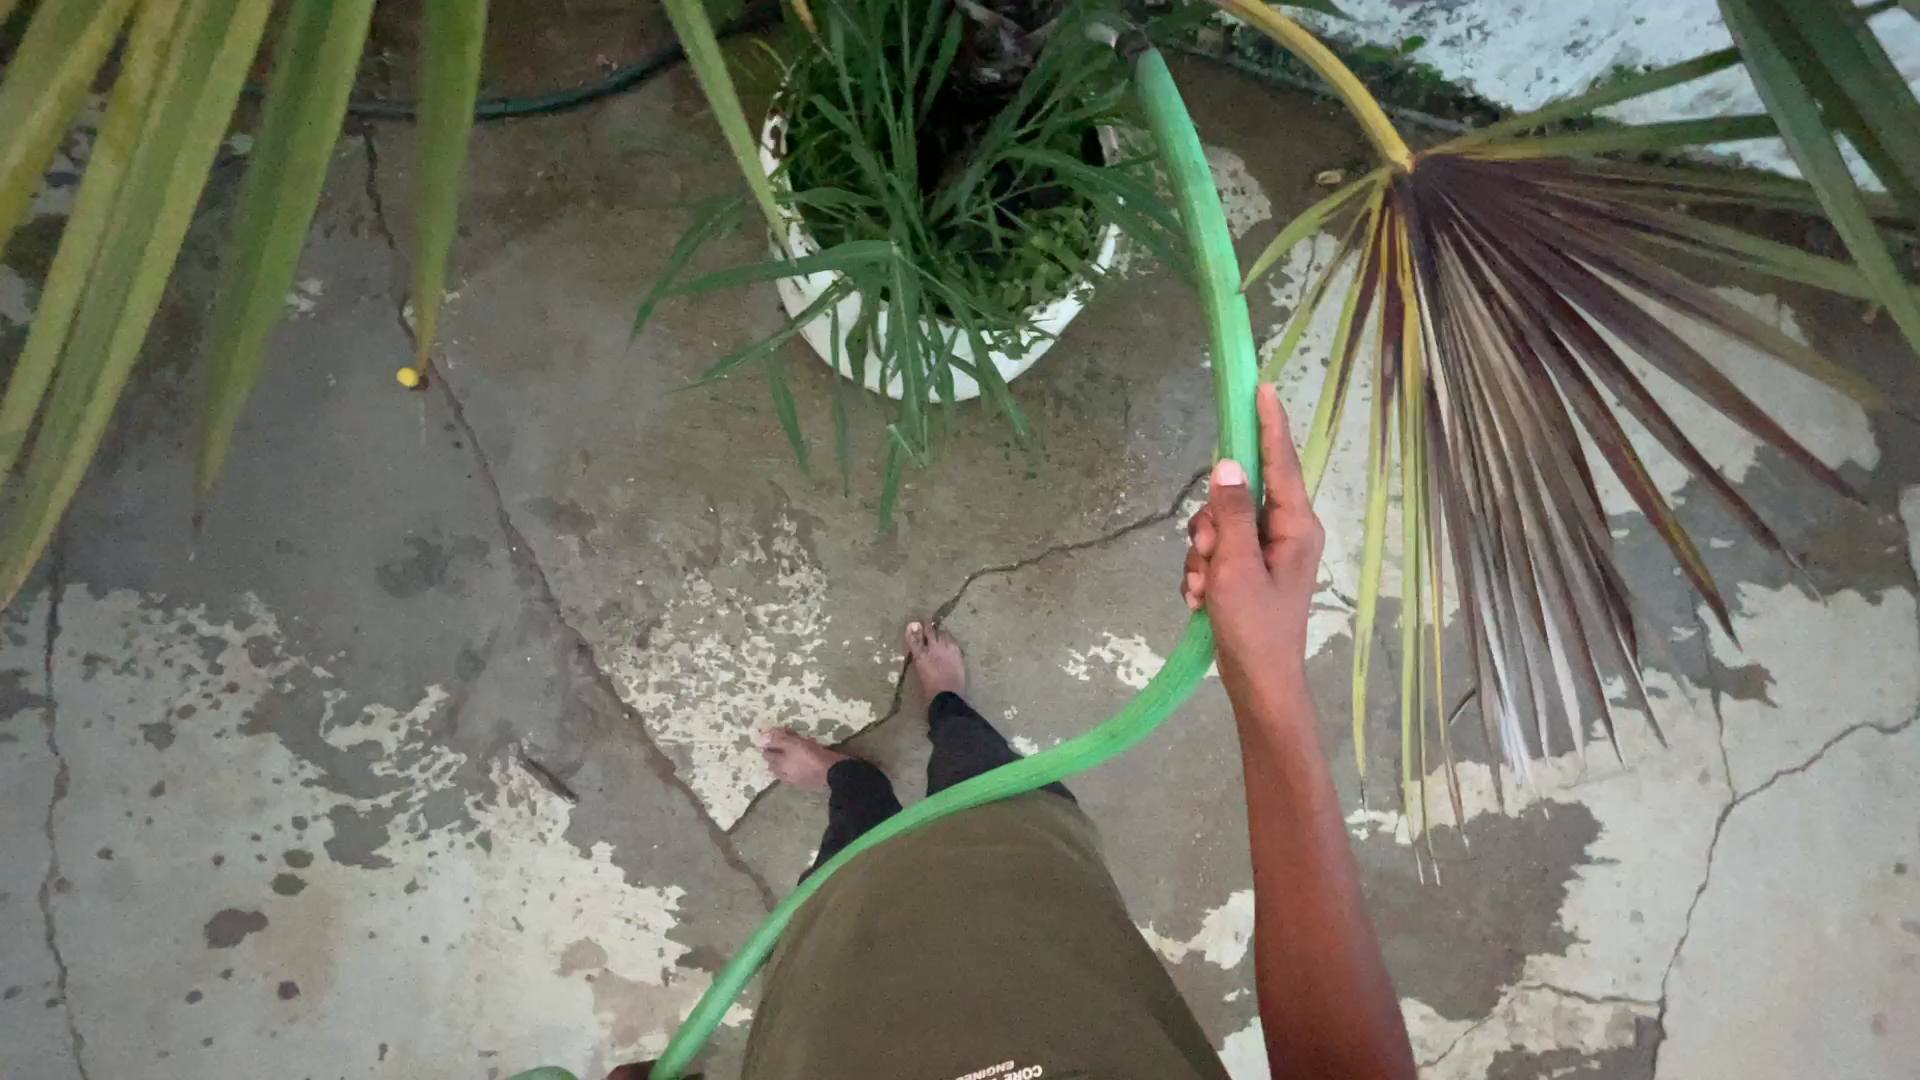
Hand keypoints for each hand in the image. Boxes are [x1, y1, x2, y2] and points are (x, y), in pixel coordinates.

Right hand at [1181, 383, 1324, 701]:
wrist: (1258, 684)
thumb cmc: (1255, 628)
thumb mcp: (1236, 567)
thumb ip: (1231, 514)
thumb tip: (1228, 464)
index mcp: (1295, 526)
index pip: (1280, 463)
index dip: (1268, 425)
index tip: (1261, 388)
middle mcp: (1284, 532)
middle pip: (1236, 496)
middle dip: (1210, 525)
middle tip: (1205, 557)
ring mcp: (1265, 552)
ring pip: (1218, 526)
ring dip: (1201, 555)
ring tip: (1204, 589)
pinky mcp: (1248, 570)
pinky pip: (1215, 552)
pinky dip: (1202, 572)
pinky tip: (1201, 599)